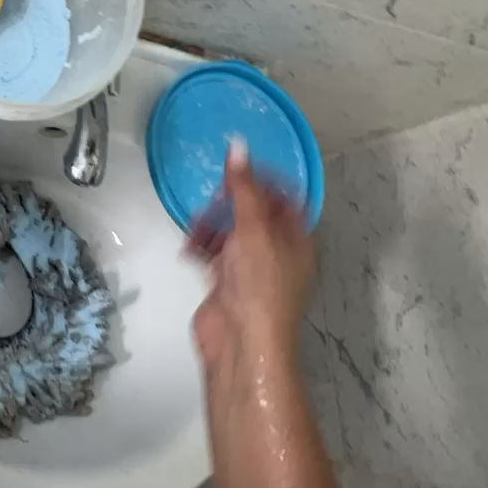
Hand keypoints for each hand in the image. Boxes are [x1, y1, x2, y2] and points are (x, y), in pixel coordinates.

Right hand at [187, 139, 315, 365]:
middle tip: (212, 203)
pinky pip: (213, 251)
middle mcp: (277, 251)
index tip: (235, 170)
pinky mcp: (227, 281)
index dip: (263, 180)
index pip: (285, 197)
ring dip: (209, 225)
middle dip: (228, 204)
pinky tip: (190, 250)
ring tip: (195, 231)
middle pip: (253, 211)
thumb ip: (243, 187)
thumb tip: (238, 145)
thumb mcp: (252, 229)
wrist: (239, 343)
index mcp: (297, 239)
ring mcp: (251, 267)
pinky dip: (200, 246)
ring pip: (229, 230)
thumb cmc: (257, 287)